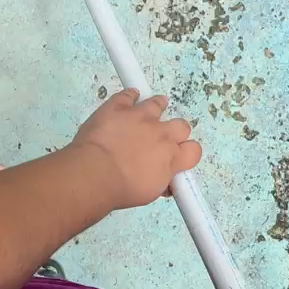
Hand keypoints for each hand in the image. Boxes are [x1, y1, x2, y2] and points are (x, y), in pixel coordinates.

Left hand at [67, 90, 201, 209]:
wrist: (95, 173)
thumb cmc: (122, 189)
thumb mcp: (149, 193)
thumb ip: (161, 181)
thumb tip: (164, 182)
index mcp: (171, 157)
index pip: (194, 150)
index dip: (186, 152)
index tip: (176, 156)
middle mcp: (160, 134)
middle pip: (181, 125)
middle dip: (174, 131)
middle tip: (161, 137)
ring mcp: (139, 117)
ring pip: (156, 103)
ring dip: (156, 105)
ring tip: (153, 107)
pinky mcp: (117, 107)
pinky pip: (127, 95)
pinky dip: (130, 95)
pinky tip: (130, 96)